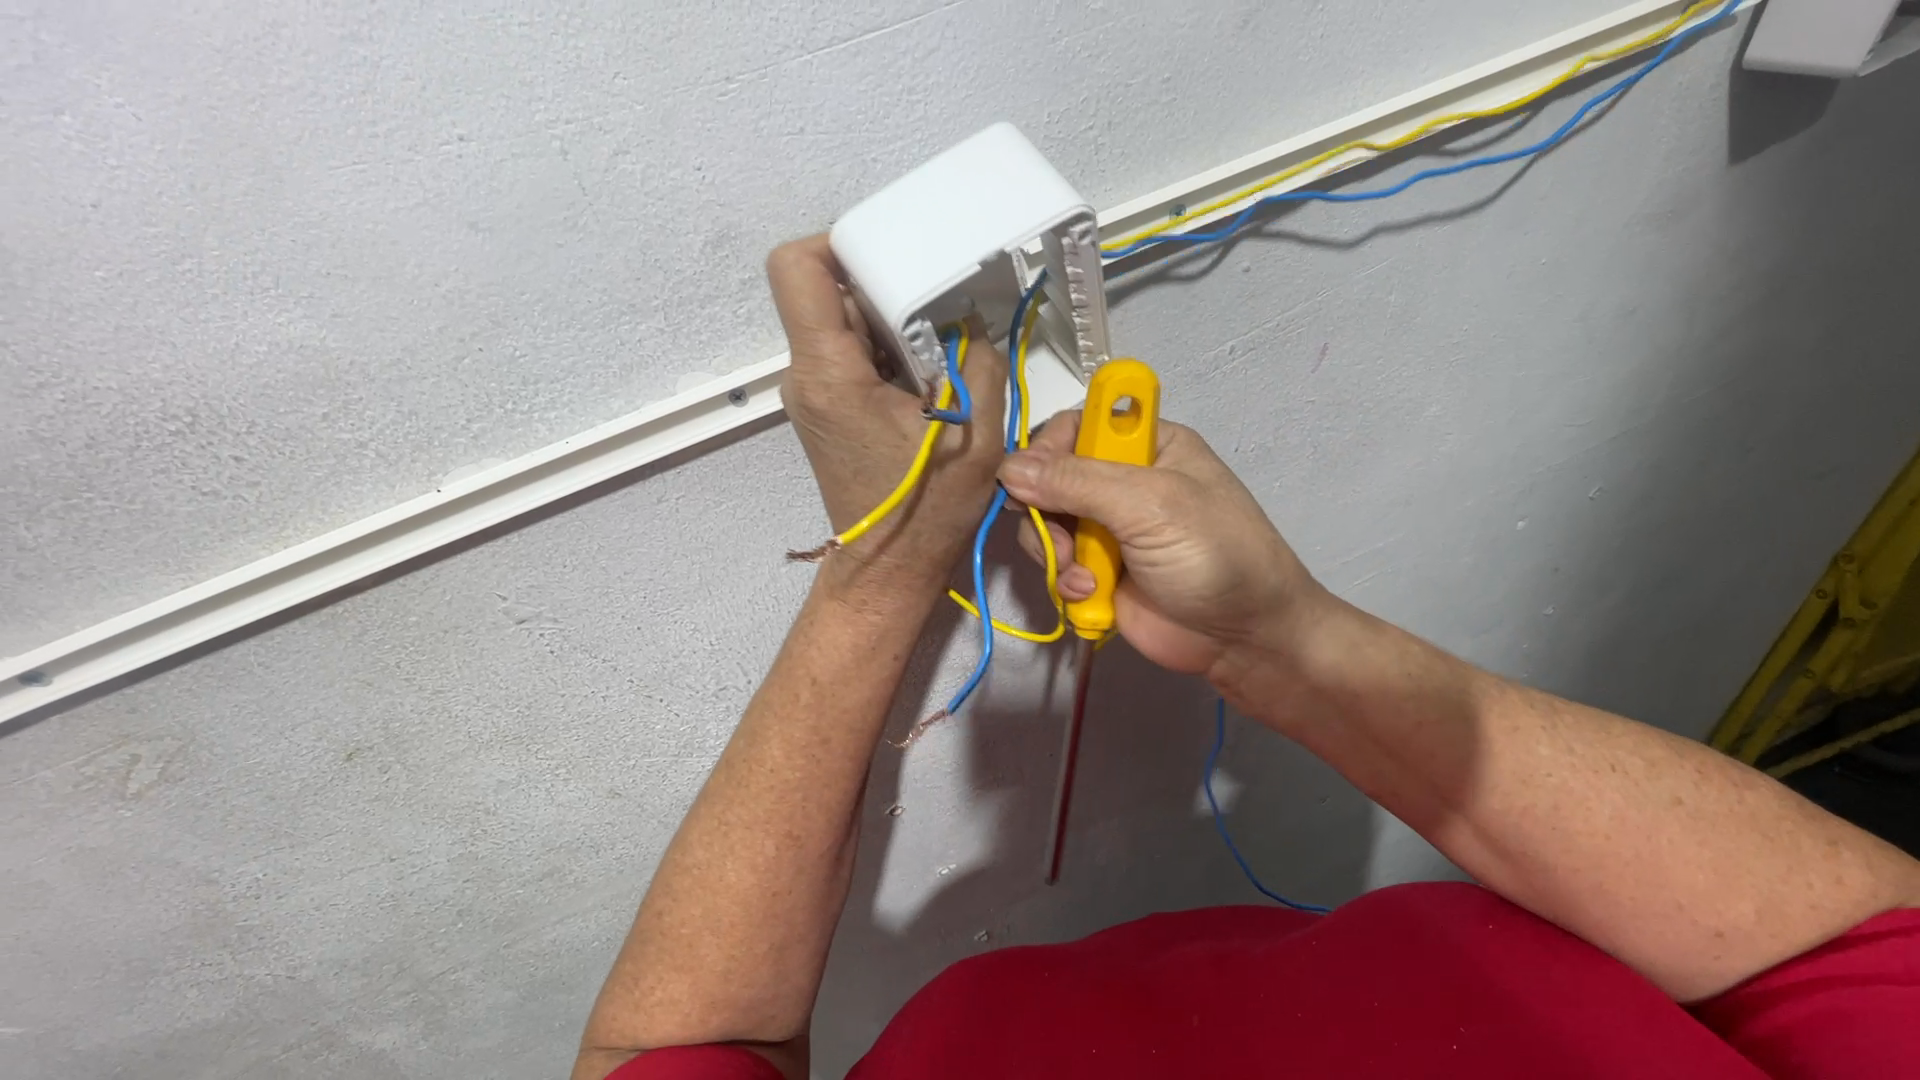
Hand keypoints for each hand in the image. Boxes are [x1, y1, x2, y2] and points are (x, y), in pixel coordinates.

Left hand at [767, 235, 1007, 596]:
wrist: (888, 568)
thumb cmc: (927, 511)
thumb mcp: (976, 437)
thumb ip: (980, 363)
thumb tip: (970, 324)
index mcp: (830, 373)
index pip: (798, 268)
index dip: (839, 241)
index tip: (894, 254)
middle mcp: (807, 377)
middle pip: (826, 292)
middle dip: (884, 285)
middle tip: (940, 303)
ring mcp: (813, 395)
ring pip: (841, 324)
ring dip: (890, 323)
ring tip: (942, 346)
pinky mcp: (827, 411)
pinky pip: (850, 356)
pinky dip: (887, 352)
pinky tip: (929, 378)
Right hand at [998, 411, 1327, 677]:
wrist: (1243, 639)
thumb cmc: (1213, 555)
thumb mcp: (1150, 505)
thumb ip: (1077, 482)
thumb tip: (1007, 469)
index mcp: (1145, 445)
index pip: (1075, 427)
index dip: (1046, 451)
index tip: (1030, 480)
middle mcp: (1121, 481)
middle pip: (1048, 477)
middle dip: (1045, 510)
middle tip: (1061, 540)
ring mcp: (1106, 528)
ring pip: (1045, 523)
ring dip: (1053, 551)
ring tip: (1081, 577)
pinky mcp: (1097, 571)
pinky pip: (1055, 564)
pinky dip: (1063, 580)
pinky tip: (1087, 595)